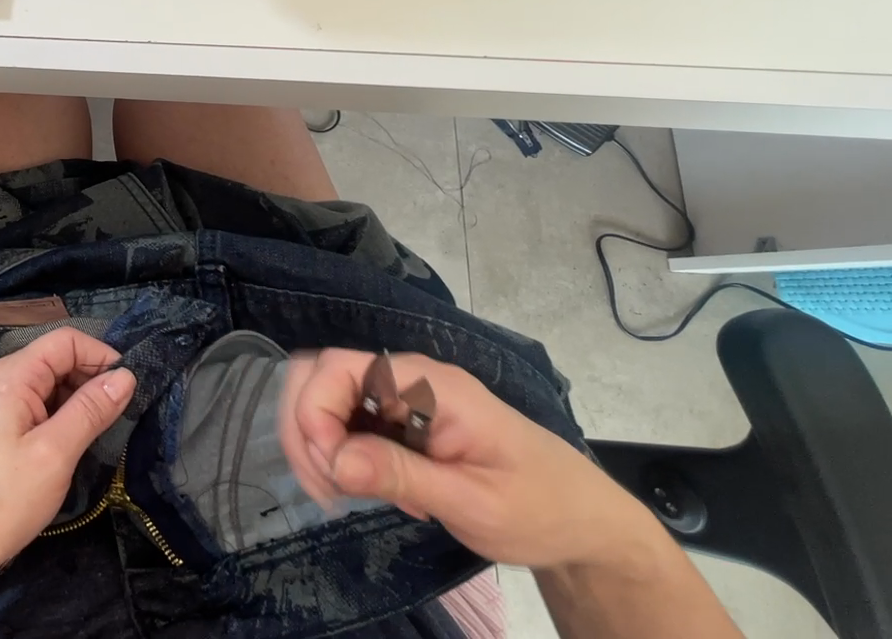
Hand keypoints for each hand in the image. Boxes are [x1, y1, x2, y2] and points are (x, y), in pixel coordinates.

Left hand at [0, 328, 136, 600]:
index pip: (65, 341)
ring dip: (79, 398)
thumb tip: (126, 376)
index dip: (101, 355)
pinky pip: (37, 403)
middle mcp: (0, 378)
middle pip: (56, 358)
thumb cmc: (4, 499)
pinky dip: (61, 413)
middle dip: (92, 377)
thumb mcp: (55, 453)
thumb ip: (90, 410)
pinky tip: (76, 439)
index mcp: (11, 375)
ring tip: (103, 429)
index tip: (132, 386)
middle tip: (122, 412)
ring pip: (49, 382)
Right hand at [278, 349, 662, 570]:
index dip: (315, 411)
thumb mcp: (476, 504)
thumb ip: (402, 475)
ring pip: (321, 396)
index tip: (331, 470)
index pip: (339, 368)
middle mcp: (404, 377)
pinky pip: (340, 420)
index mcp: (427, 384)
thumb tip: (334, 460)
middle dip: (305, 428)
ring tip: (340, 494)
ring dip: (313, 443)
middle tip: (328, 486)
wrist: (586, 524)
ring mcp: (396, 394)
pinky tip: (359, 488)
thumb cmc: (543, 510)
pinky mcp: (392, 417)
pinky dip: (333, 453)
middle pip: (318, 374)